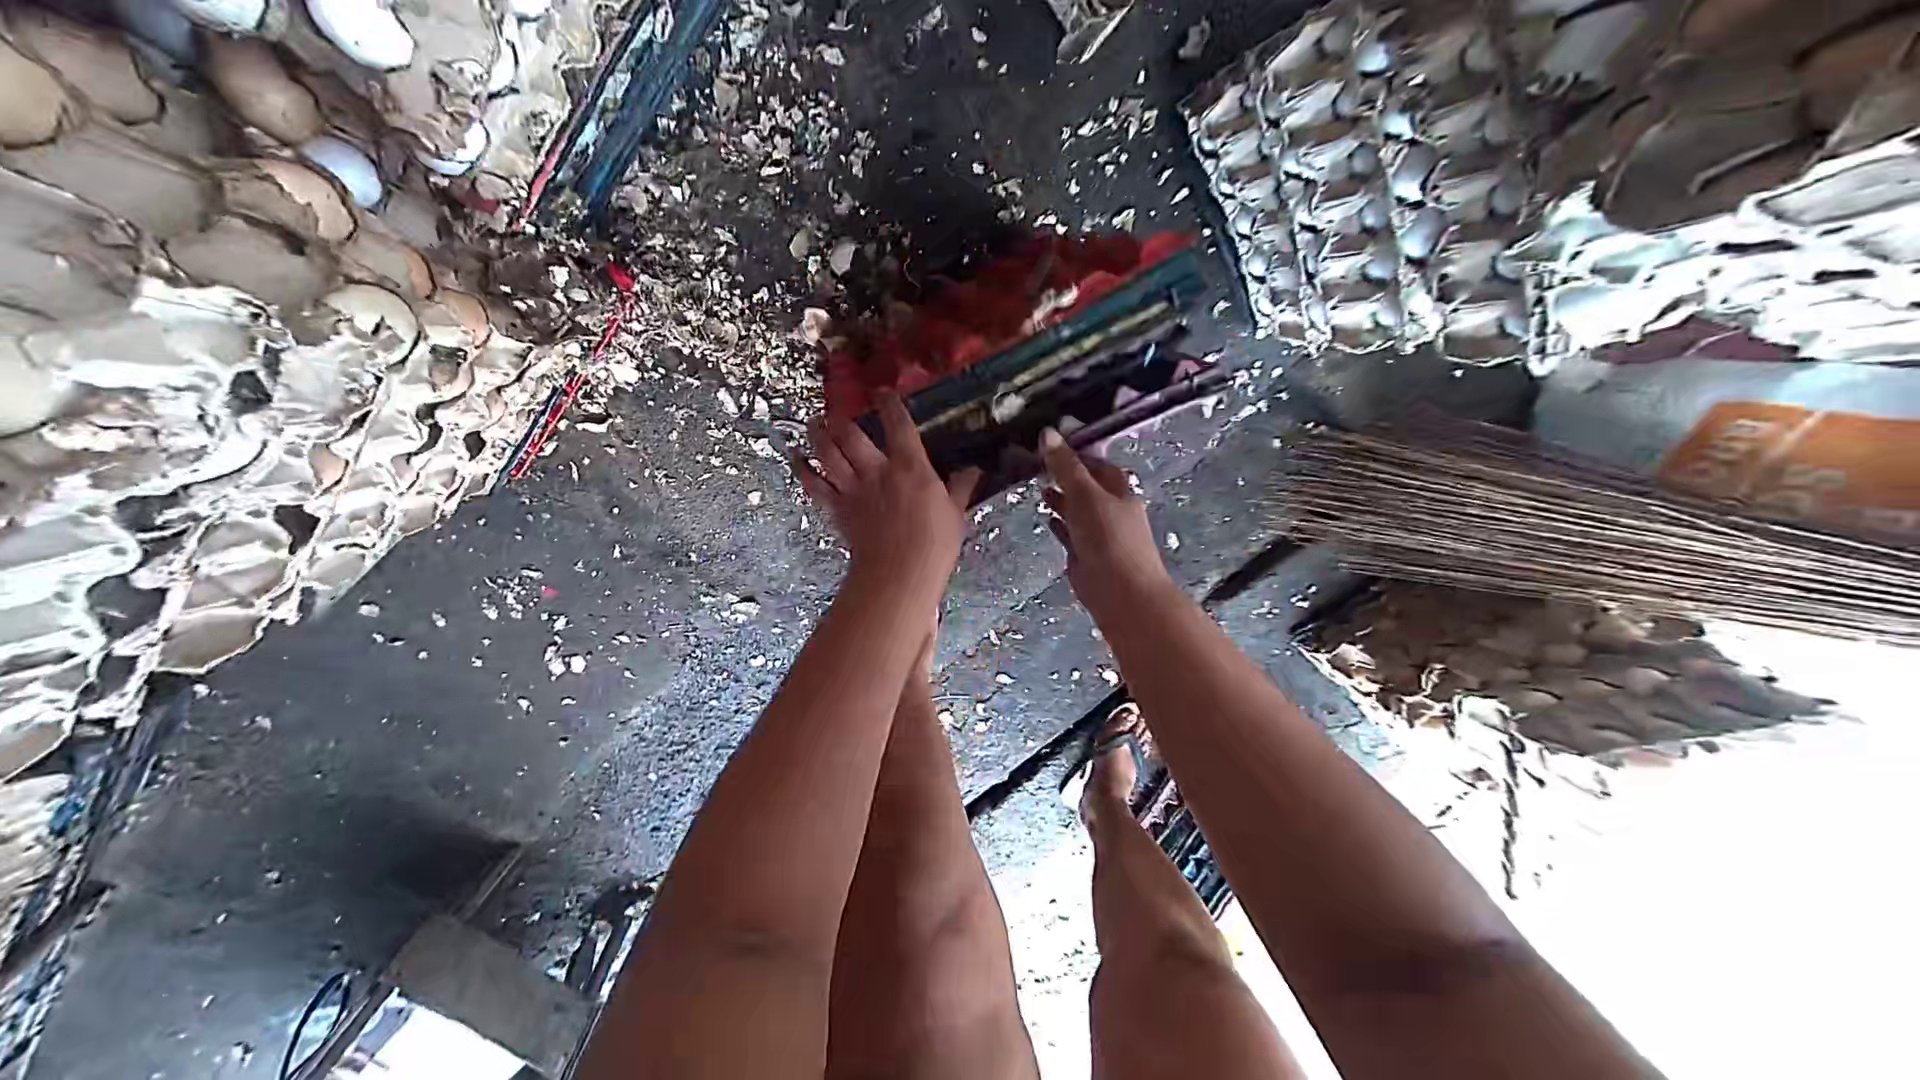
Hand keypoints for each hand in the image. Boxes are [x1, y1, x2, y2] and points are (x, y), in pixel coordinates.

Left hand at [796, 394, 979, 589]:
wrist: (899, 573)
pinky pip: (816, 485)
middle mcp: (877, 471)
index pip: (899, 425)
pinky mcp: (839, 509)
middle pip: (851, 433)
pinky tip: (798, 460)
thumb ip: (961, 487)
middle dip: (842, 417)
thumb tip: (974, 471)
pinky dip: (804, 471)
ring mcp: (854, 489)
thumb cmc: (933, 544)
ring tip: (815, 424)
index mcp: (910, 467)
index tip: (884, 394)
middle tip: (838, 410)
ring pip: (829, 453)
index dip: (890, 404)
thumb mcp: (955, 512)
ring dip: (819, 435)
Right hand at [1040, 428, 1173, 615]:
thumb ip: (1065, 466)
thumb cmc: (1108, 537)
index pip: (1095, 462)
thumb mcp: (1084, 494)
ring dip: (1060, 498)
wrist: (1120, 591)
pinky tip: (1047, 518)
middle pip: (1085, 484)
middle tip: (1035, 462)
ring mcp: (1099, 532)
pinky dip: (1059, 523)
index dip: (1074, 450)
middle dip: (1064, 474)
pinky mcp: (1086, 554)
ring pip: (1076, 509)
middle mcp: (1110, 508)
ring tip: (1038, 486)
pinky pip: (1070, 532)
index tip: (1049, 441)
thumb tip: (1048, 433)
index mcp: (1118, 489)